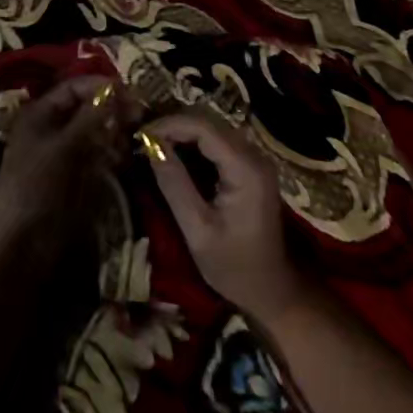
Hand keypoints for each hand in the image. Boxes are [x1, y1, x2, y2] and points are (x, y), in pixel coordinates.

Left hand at [0, 75, 126, 262]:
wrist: (21, 236)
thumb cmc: (36, 182)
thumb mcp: (64, 146)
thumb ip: (90, 118)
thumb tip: (116, 89)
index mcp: (40, 113)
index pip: (73, 88)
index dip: (100, 87)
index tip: (132, 92)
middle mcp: (53, 128)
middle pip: (86, 109)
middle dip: (112, 109)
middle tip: (141, 115)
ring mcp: (65, 153)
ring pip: (95, 133)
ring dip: (114, 132)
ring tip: (134, 136)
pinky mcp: (75, 176)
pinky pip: (97, 156)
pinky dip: (111, 153)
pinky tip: (125, 157)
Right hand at [146, 112, 304, 318]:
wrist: (273, 291)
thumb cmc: (234, 266)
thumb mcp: (197, 229)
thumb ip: (174, 184)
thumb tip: (149, 146)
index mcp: (246, 170)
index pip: (203, 127)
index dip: (168, 125)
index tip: (140, 136)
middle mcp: (255, 157)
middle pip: (208, 122)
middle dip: (172, 125)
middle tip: (143, 141)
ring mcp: (255, 160)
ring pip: (211, 127)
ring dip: (180, 131)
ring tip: (153, 145)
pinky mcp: (250, 167)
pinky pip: (217, 140)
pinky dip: (192, 141)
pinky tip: (174, 154)